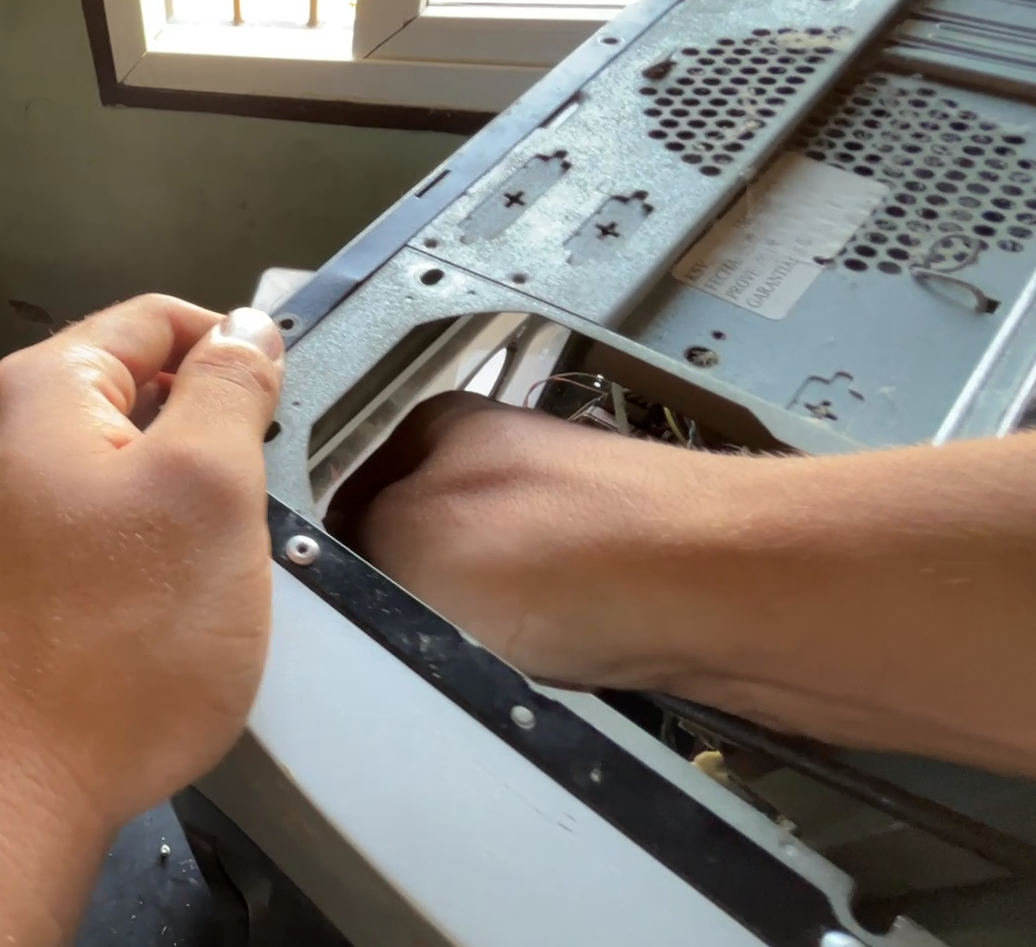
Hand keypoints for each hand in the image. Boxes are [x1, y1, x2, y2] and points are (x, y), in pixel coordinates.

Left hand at [0, 295, 284, 827]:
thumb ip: (230, 386)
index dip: (227, 342)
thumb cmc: (121, 637)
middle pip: (132, 385)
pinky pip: (92, 512)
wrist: (17, 787)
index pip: (153, 318)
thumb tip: (243, 328)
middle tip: (253, 484)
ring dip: (177, 481)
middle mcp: (4, 435)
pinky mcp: (8, 564)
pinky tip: (164, 583)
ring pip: (116, 454)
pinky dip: (140, 527)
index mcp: (43, 390)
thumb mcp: (207, 486)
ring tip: (213, 542)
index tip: (278, 394)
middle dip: (204, 420)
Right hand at [353, 392, 745, 691]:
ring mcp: (560, 501)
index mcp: (436, 423)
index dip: (331, 545)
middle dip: (405, 583)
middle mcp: (496, 453)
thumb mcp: (403, 543)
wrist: (740, 595)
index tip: (336, 593)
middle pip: (411, 530)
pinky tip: (544, 649)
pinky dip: (529, 631)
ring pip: (473, 571)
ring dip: (469, 614)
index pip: (344, 486)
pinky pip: (535, 600)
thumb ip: (346, 543)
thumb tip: (336, 556)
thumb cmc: (563, 552)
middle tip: (416, 621)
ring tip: (490, 638)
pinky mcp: (613, 553)